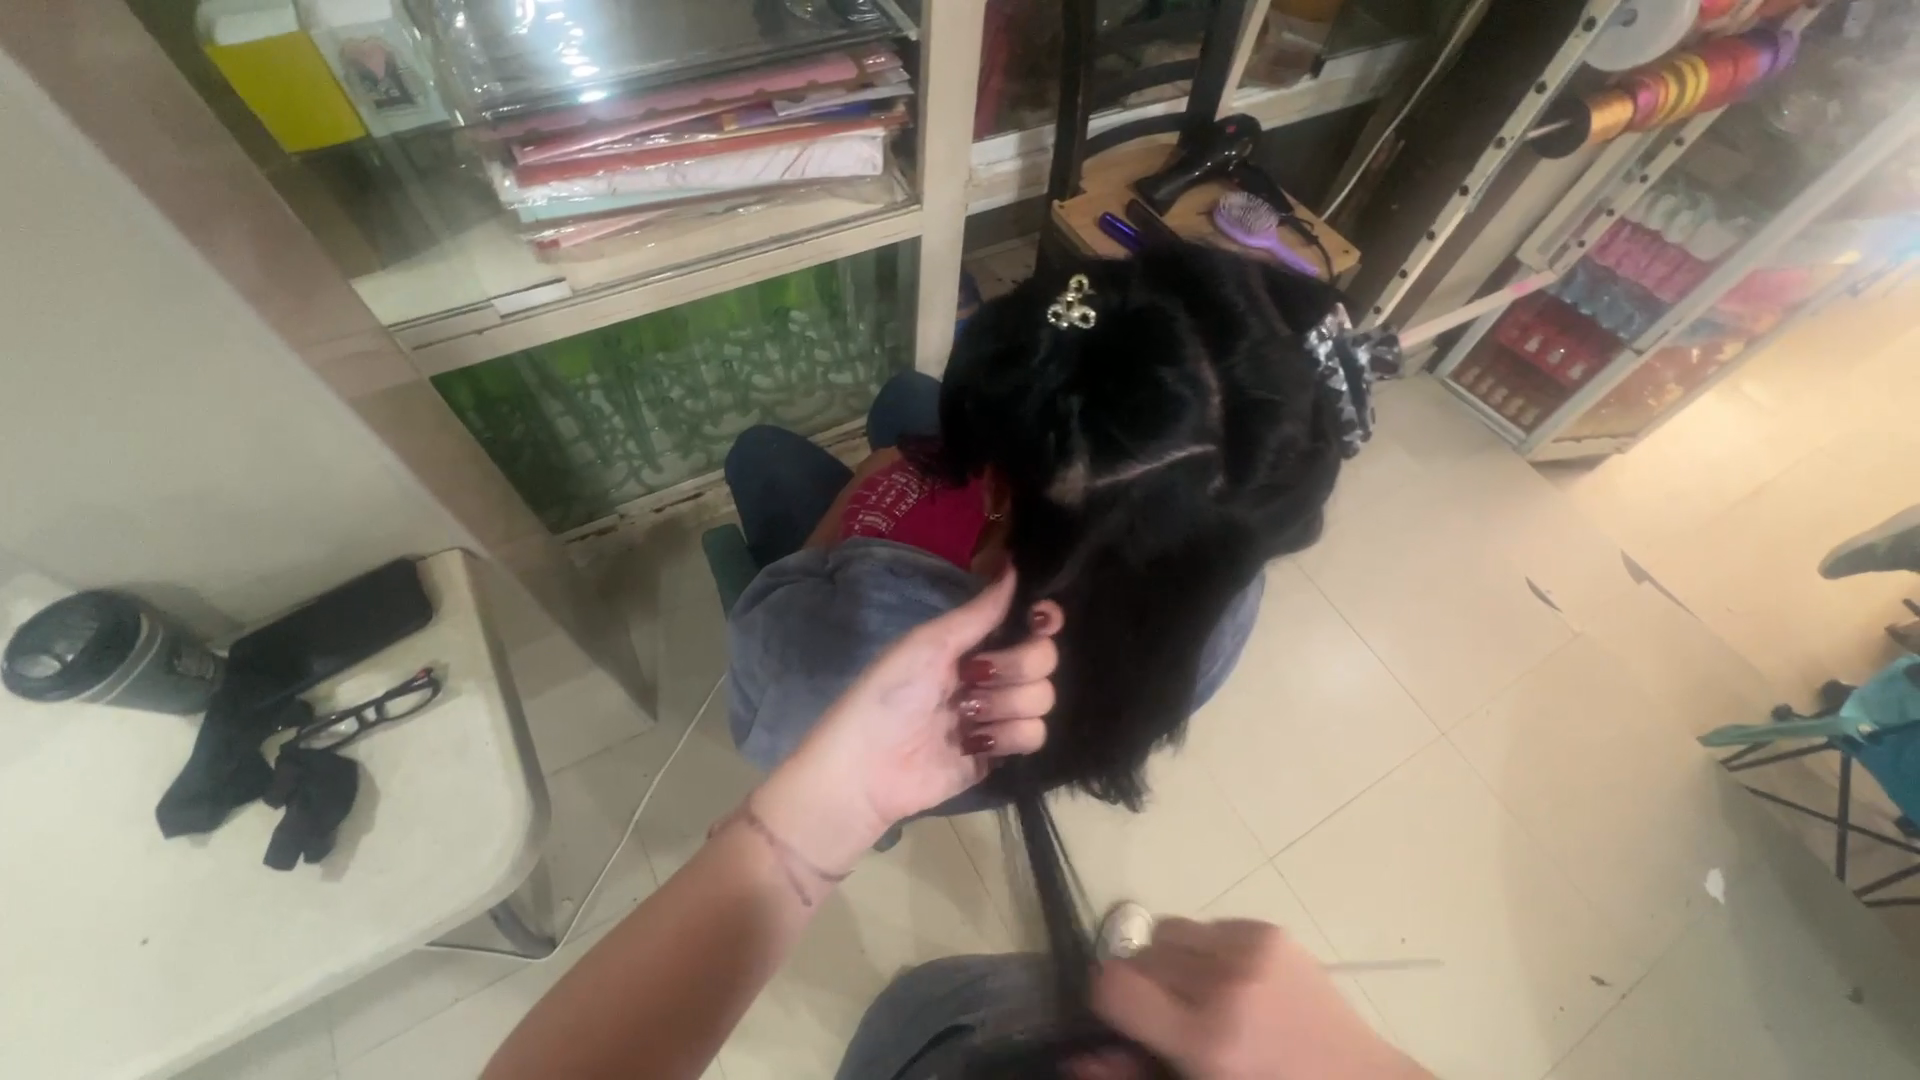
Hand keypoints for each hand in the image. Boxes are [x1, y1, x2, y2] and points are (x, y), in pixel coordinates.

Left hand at [753, 570, 1061, 870]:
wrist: (866, 768)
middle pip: (1043, 660)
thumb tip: (1012, 565)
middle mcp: (990, 675)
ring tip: (965, 716)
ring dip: (1006, 706)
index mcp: (971, 644)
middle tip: (976, 677)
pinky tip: (975, 742)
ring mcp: (997, 716)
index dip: (1043, 622)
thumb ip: (977, 613)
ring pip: (1042, 699)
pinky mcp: (999, 755)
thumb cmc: (889, 695)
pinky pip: (1034, 736)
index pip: (1029, 625)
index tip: (1042, 620)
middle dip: (1017, 667)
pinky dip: (1009, 737)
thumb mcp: (927, 644)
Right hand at [1090, 919, 1430, 1079]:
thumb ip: (1130, 1076)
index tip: (1123, 1023)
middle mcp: (1225, 982)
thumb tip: (1074, 1059)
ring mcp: (1250, 949)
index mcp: (1207, 1039)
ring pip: (1166, 932)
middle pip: (1137, 955)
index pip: (1113, 983)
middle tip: (1170, 1024)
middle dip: (1142, 987)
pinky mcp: (1269, 931)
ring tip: (1201, 1000)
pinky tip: (1234, 986)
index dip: (1106, 1001)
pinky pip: (1206, 925)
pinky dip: (1206, 952)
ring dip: (1170, 964)